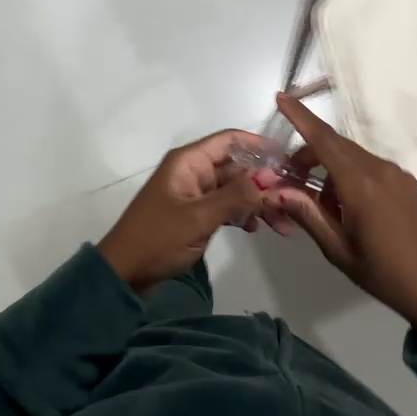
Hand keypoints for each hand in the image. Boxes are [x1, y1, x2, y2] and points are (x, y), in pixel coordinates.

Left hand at [97, 129, 271, 293]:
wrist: (124, 274)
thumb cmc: (158, 239)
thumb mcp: (199, 217)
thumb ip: (236, 195)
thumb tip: (269, 176)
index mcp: (189, 161)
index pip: (230, 140)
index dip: (259, 146)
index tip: (288, 160)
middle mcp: (193, 171)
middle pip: (237, 167)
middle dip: (265, 183)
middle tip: (292, 200)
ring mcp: (194, 194)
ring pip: (234, 189)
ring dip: (257, 202)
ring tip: (284, 224)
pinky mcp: (195, 215)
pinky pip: (226, 207)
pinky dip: (242, 215)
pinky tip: (258, 229)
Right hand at [268, 93, 416, 343]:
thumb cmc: (385, 275)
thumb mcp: (339, 251)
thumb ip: (308, 215)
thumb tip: (279, 190)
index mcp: (360, 184)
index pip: (323, 140)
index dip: (300, 116)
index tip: (281, 97)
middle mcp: (380, 169)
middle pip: (336, 146)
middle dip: (310, 154)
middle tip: (292, 179)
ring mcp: (398, 174)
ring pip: (354, 157)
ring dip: (332, 168)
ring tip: (324, 205)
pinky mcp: (409, 183)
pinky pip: (372, 168)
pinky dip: (352, 176)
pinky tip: (350, 208)